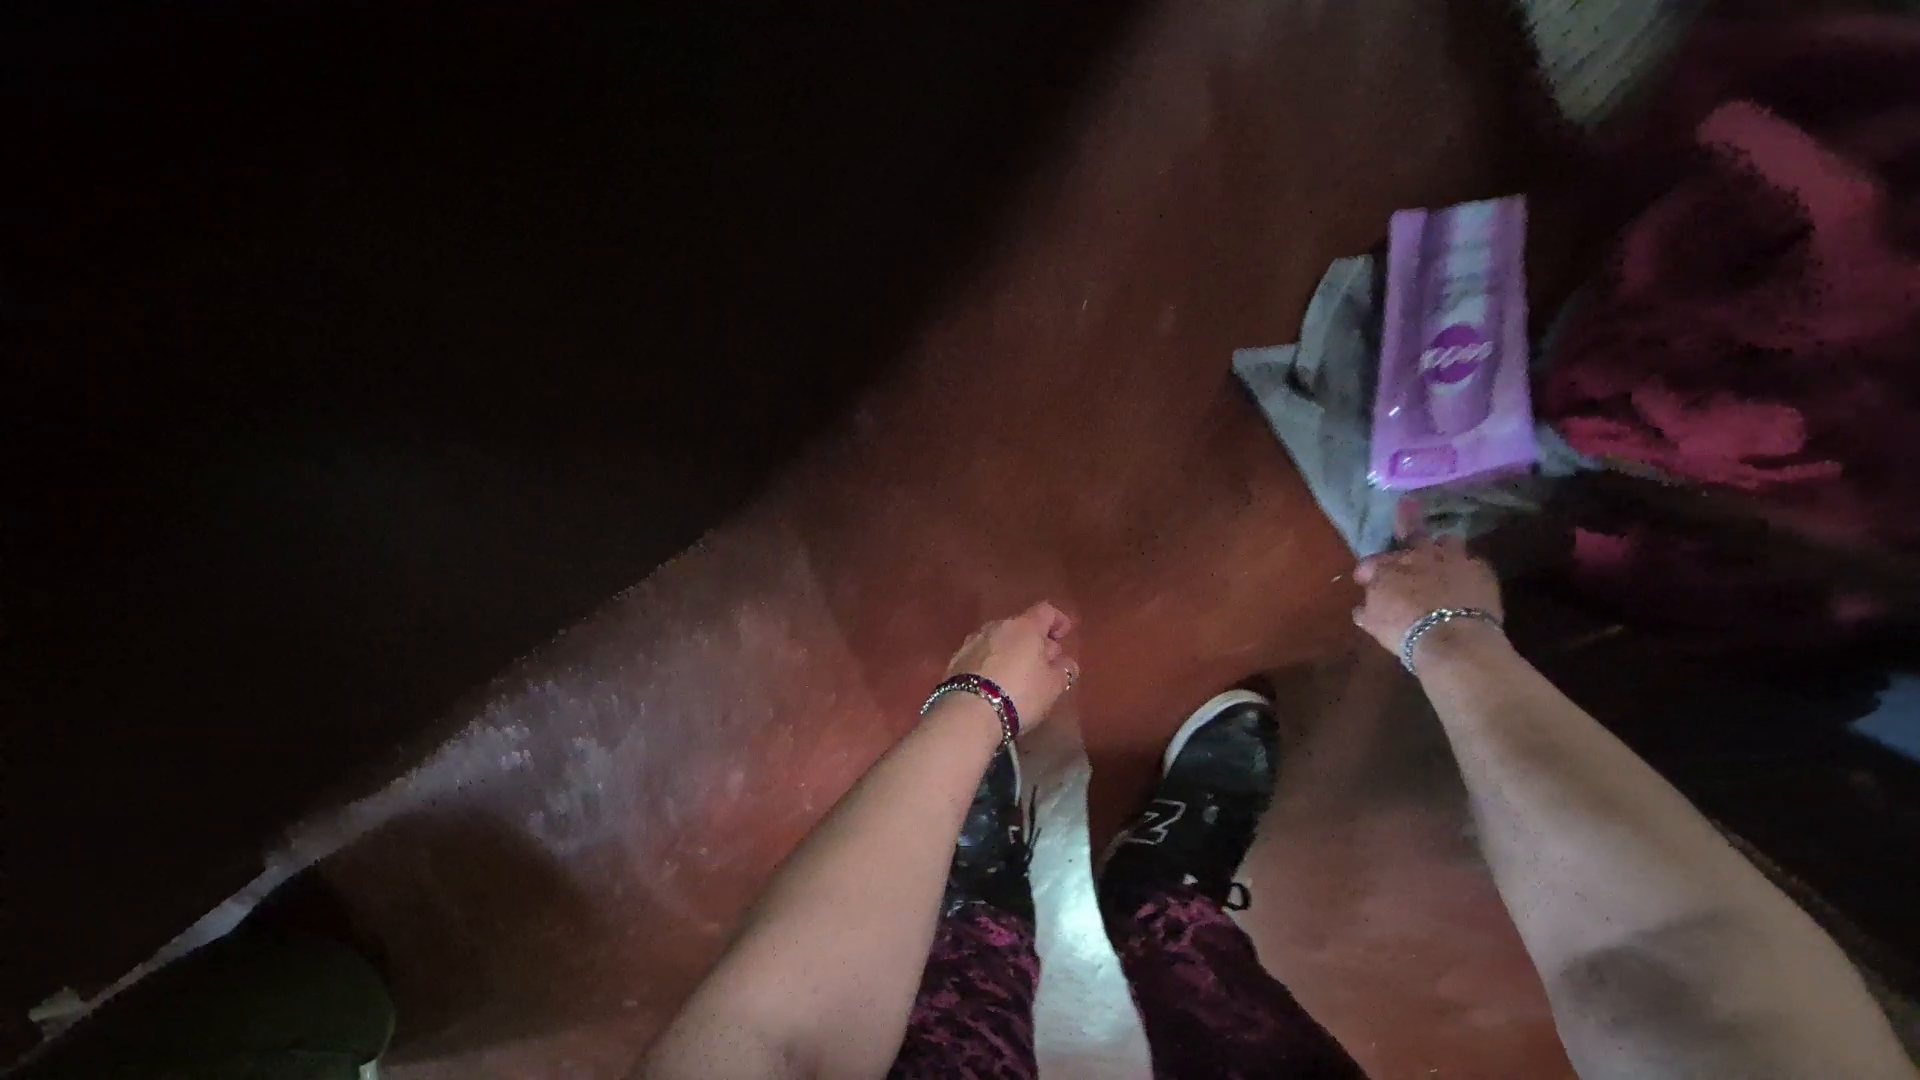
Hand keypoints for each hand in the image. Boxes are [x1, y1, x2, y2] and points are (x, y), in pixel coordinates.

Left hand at [944, 601, 1077, 730]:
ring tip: (1019, 674)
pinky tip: (995, 682)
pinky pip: (982, 655)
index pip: (1046, 611)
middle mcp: (997, 626)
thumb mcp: (1053, 686)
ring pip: (999, 639)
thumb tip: (1065, 662)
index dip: (1058, 620)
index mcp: (1024, 626)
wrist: (968, 712)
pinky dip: (992, 663)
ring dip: (1012, 651)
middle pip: (1021, 626)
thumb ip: (1064, 670)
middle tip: (1045, 662)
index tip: (1065, 634)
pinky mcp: (956, 659)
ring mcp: (973, 641)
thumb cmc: (1020, 694)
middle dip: (1035, 640)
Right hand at [1352, 537, 1503, 655]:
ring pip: (1446, 541)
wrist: (1453, 639)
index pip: (1371, 562)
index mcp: (1387, 568)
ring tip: (1441, 560)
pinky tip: (1465, 580)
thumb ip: (1367, 610)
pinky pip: (1473, 562)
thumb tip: (1362, 608)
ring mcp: (1452, 560)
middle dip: (1407, 541)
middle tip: (1406, 556)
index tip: (1363, 581)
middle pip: (1412, 536)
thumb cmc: (1404, 630)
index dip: (1367, 571)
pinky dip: (1467, 569)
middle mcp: (1418, 557)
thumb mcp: (1373, 624)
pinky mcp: (1481, 571)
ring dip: (1442, 549)